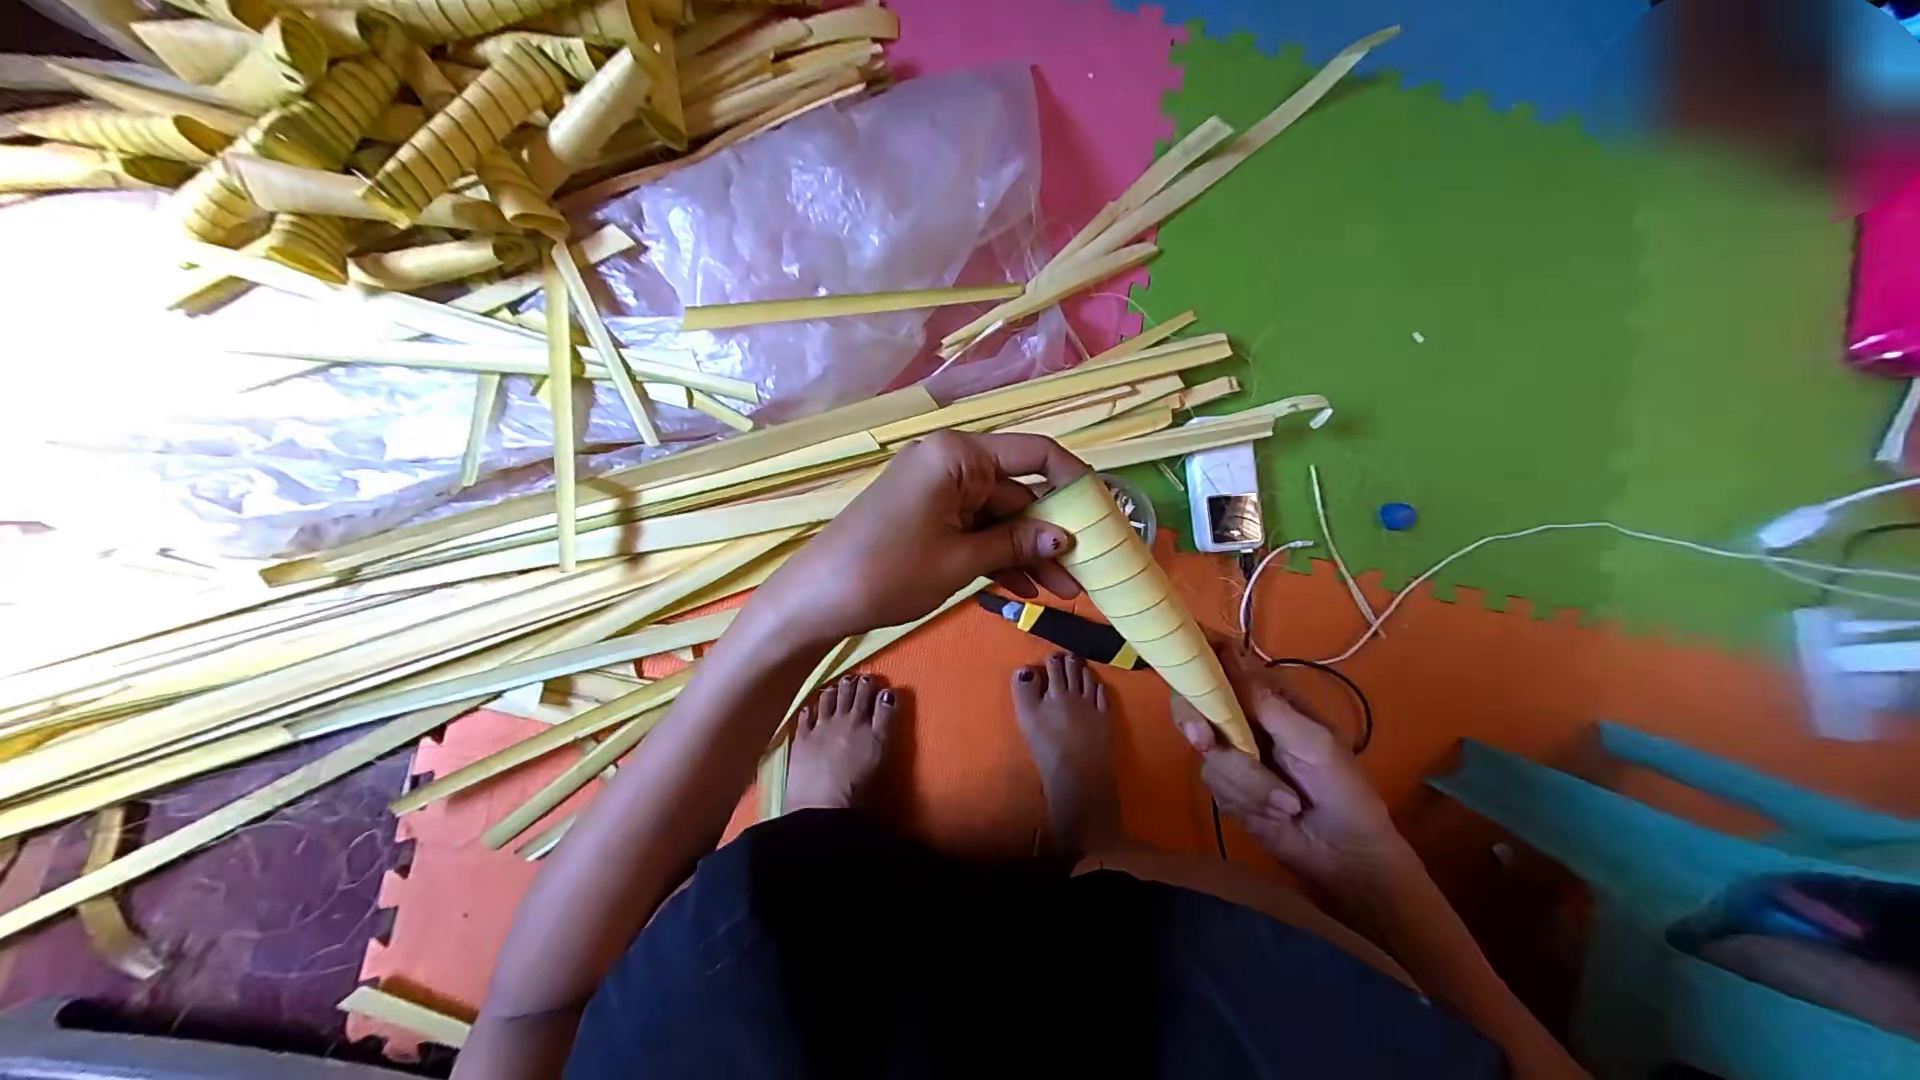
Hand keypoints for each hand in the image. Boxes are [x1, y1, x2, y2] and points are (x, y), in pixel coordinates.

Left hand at [758, 431, 1090, 641]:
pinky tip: (1023, 589)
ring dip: (1027, 551)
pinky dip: (996, 555)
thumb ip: (1015, 542)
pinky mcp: (926, 514)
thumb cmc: (888, 572)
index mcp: (958, 456)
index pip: (1034, 454)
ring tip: (1063, 592)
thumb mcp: (960, 560)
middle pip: (1017, 491)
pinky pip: (973, 529)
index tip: (1102, 514)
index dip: (1073, 481)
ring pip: (998, 516)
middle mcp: (950, 462)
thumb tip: (1064, 536)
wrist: (816, 599)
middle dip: (1050, 534)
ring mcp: (936, 490)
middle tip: (1084, 573)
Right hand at [1177, 642, 1411, 891]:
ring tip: (1287, 801)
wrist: (1349, 855)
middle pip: (1191, 702)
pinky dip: (1246, 800)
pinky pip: (1213, 783)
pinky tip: (1275, 812)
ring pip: (1206, 752)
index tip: (1189, 673)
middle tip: (1205, 740)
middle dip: (1195, 721)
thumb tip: (1228, 654)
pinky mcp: (1224, 785)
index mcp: (1264, 695)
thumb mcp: (1314, 742)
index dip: (1196, 659)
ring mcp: (1229, 752)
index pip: (1219, 663)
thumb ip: (1267, 703)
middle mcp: (1239, 717)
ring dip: (1247, 782)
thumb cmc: (1344, 789)